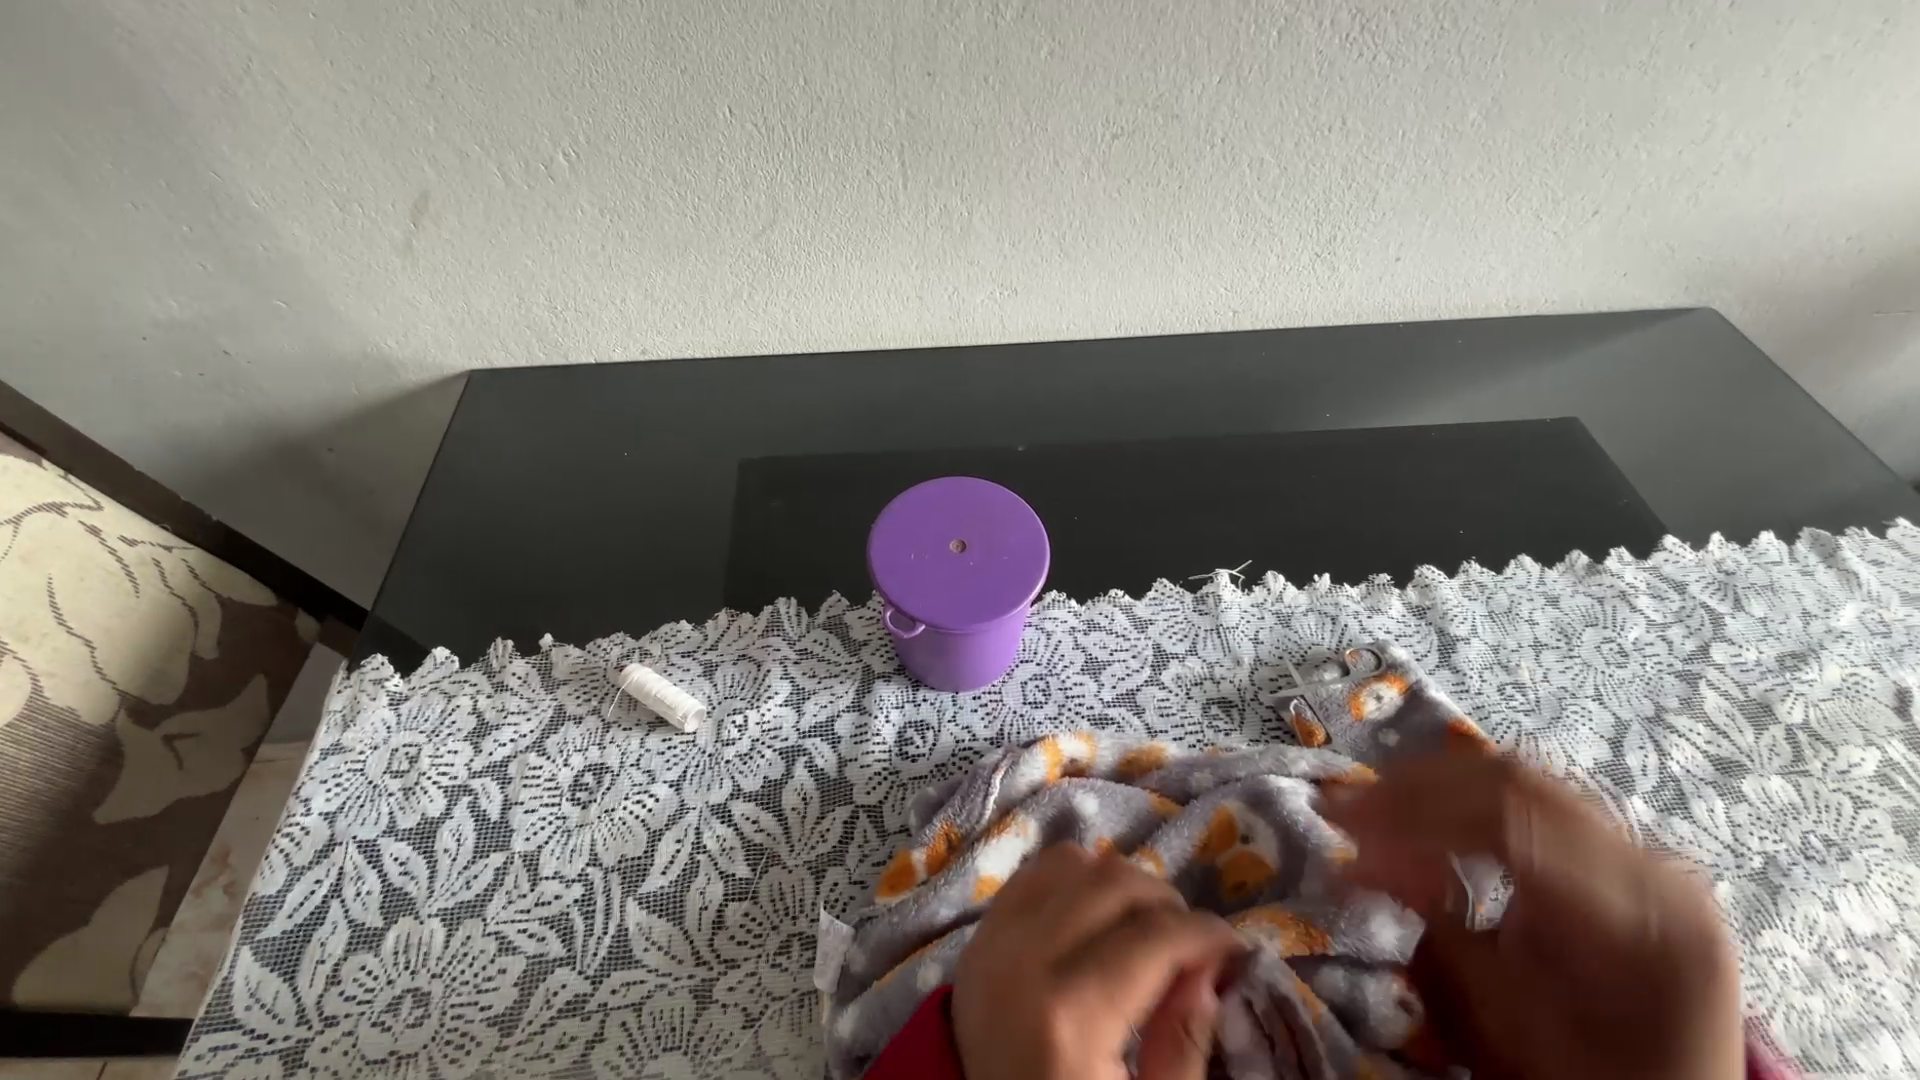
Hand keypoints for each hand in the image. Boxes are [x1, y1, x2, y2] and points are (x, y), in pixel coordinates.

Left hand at [951, 844, 1242, 1079]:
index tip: (1235, 951)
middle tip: (1191, 944)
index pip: (1154, 935)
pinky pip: (1034, 872)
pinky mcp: (977, 935)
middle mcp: (1024, 958)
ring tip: (1144, 928)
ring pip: (1073, 862)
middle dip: (1167, 902)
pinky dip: (1074, 879)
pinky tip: (1096, 917)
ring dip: (1119, 883)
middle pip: (1114, 882)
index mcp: (1070, 1016)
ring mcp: (992, 939)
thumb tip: (1207, 972)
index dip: (1208, 934)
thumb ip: (1181, 1044)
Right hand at [1322, 752, 1744, 1079]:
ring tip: (1368, 807)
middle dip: (1412, 790)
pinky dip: (1461, 797)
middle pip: (1511, 783)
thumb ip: (1436, 925)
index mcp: (1640, 911)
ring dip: (1429, 786)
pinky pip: (1528, 796)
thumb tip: (1356, 859)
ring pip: (1515, 776)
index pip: (1509, 820)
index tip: (1344, 829)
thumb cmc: (1574, 1068)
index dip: (1413, 815)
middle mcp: (1650, 864)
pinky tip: (1417, 814)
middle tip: (1342, 810)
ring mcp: (1638, 850)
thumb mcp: (1500, 1012)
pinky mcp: (1613, 847)